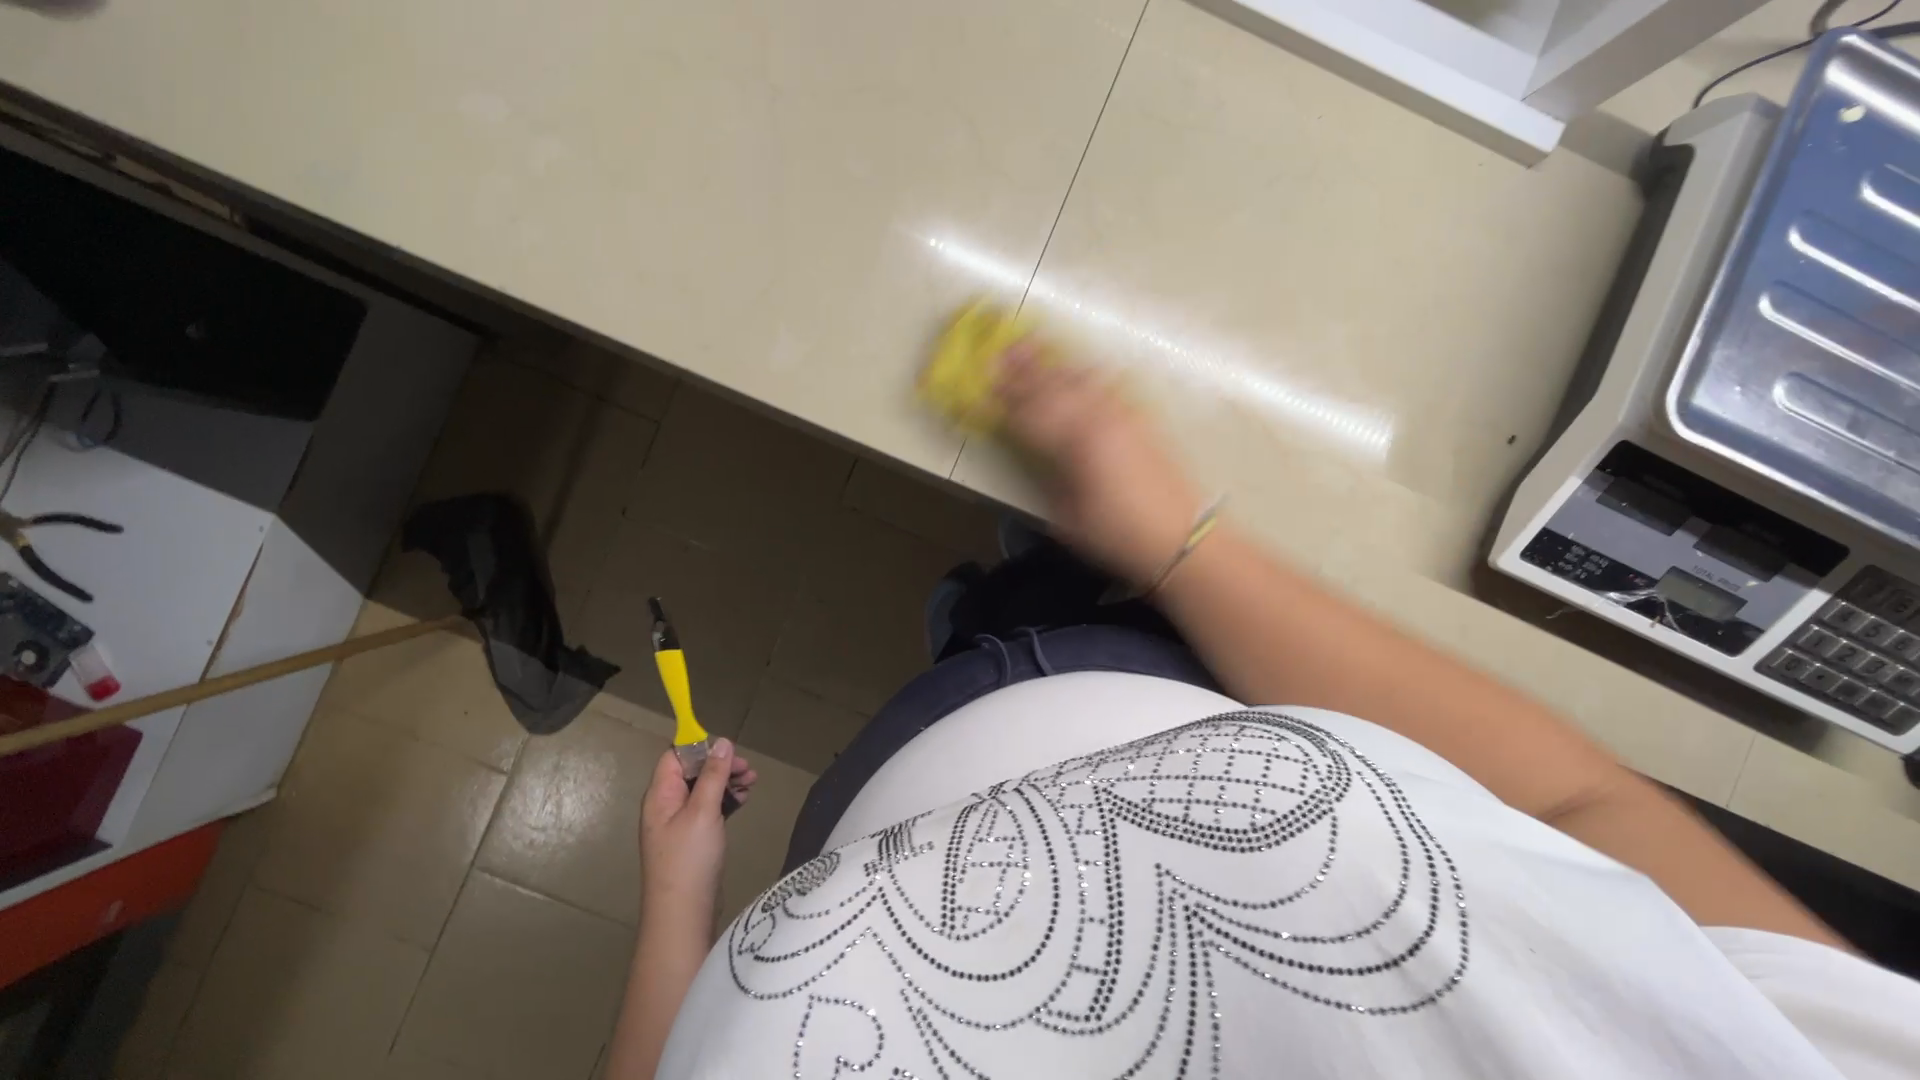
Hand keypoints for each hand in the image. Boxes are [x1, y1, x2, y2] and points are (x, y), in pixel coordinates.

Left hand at [639, 739, 756, 914]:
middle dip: (720, 765)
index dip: (701, 747)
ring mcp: (679, 824)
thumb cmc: (689, 859)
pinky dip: (726, 801)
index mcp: (660, 795)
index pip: (675, 756)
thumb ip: (713, 775)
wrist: (682, 915)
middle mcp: (666, 806)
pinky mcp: (693, 840)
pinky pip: (709, 809)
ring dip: (727, 782)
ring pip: (704, 790)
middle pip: (692, 771)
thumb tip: (722, 742)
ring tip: (752, 784)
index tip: (730, 750)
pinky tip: (743, 801)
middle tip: (749, 771)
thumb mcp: (703, 811)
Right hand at [995, 343, 1204, 584]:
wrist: (1183, 537)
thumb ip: (1049, 477)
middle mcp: (1099, 418)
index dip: (1005, 398)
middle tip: (1000, 352)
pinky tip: (1079, 369)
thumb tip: (1037, 456)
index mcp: (1075, 443)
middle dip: (1024, 368)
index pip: (1030, 412)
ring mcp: (1123, 414)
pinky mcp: (1141, 418)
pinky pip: (1108, 383)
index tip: (983, 384)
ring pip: (1082, 376)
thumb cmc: (1119, 535)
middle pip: (1054, 385)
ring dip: (1054, 362)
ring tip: (1033, 345)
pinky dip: (1086, 372)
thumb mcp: (1068, 516)